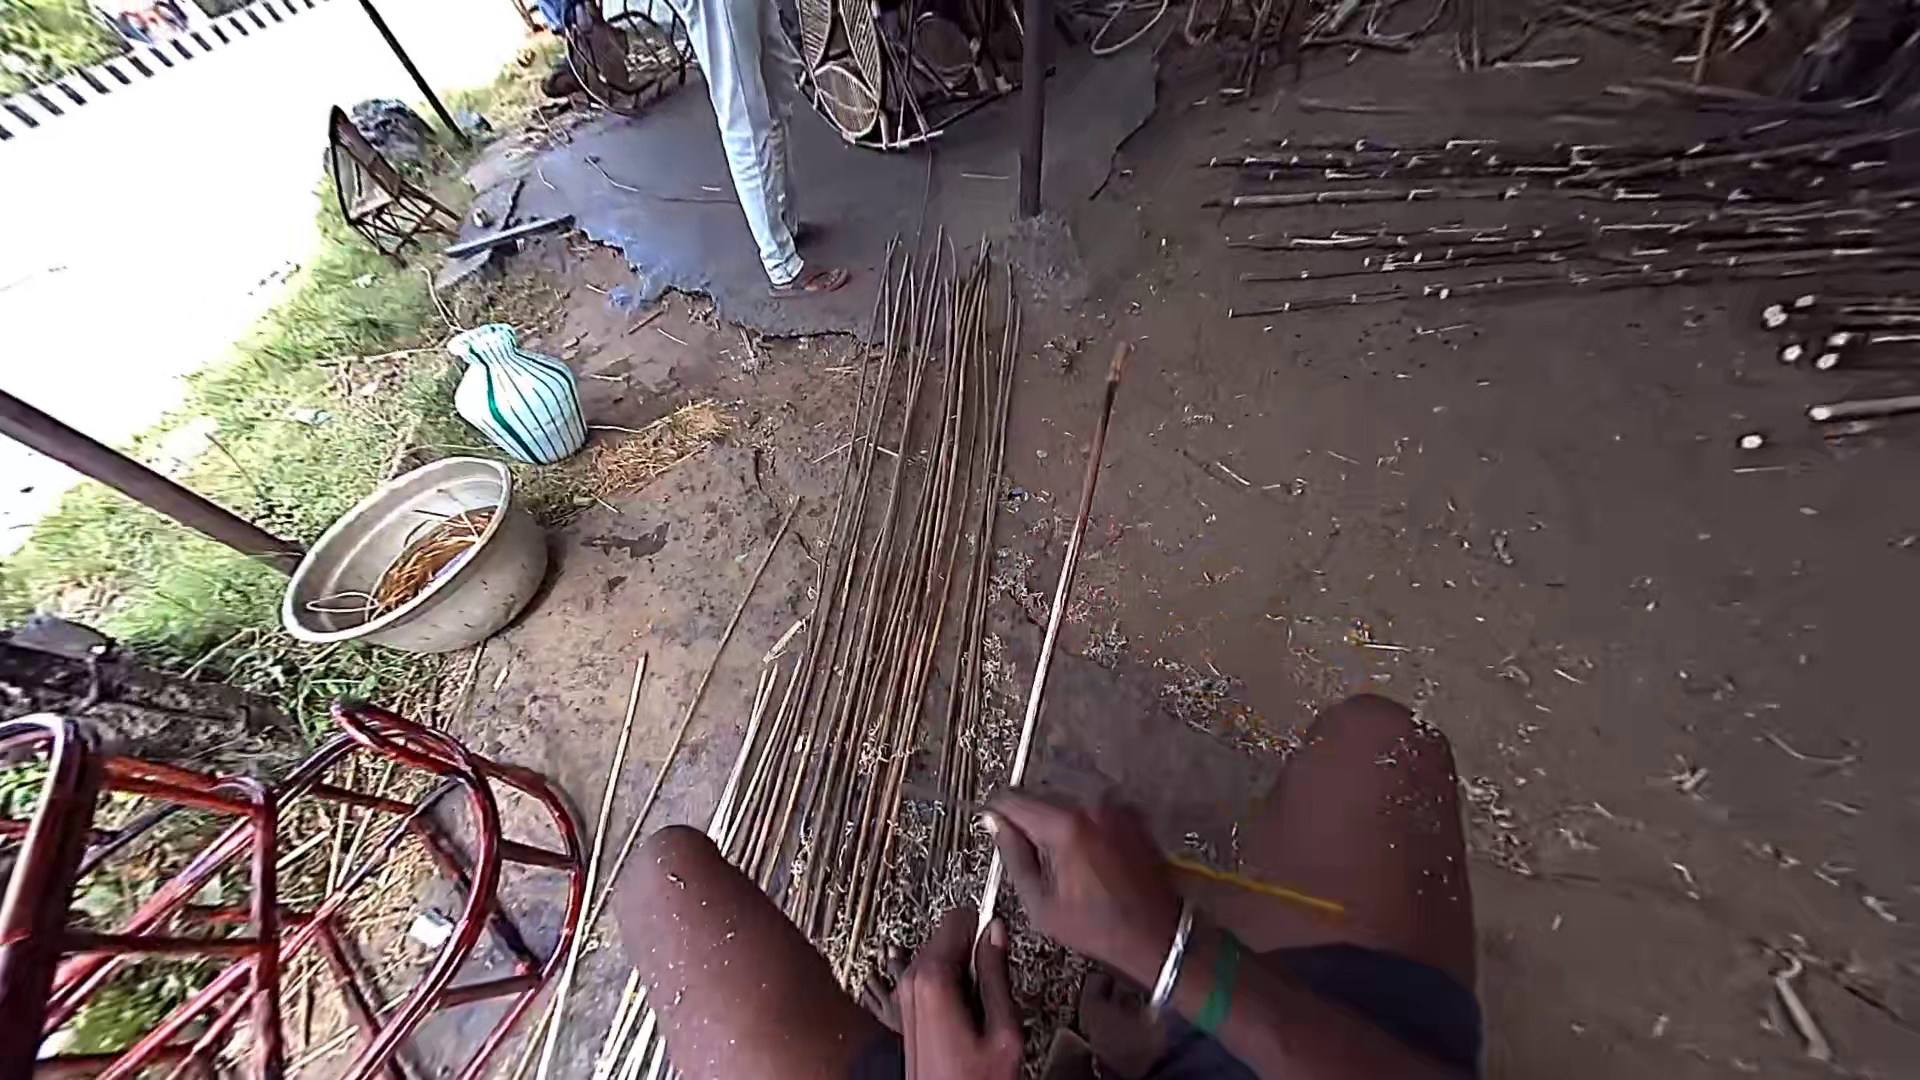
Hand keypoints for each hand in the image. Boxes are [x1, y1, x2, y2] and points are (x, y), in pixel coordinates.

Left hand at [898, 907, 1022, 1079]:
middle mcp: (914, 978)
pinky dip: (954, 987)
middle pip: (951, 933)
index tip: (999, 953)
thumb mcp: (1003, 1034)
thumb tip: (996, 929)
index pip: (960, 916)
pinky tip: (966, 1022)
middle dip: (975, 953)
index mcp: (933, 978)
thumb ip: (997, 974)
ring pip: (945, 953)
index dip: (984, 929)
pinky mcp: (908, 1006)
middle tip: (993, 994)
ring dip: (966, 972)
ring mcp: (907, 992)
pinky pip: (937, 975)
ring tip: (980, 1014)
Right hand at [985, 791, 1182, 986]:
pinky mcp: (1129, 809)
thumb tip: (994, 823)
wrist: (1158, 934)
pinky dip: (1083, 818)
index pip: (1014, 799)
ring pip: (1065, 798)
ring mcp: (1112, 803)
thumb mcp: (1042, 905)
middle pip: (1040, 795)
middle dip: (1030, 818)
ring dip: (1056, 816)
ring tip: (1065, 854)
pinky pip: (1091, 803)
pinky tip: (1089, 850)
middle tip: (1035, 851)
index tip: (994, 822)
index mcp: (1065, 826)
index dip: (998, 811)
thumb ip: (1014, 857)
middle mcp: (1089, 804)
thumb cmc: (1098, 926)